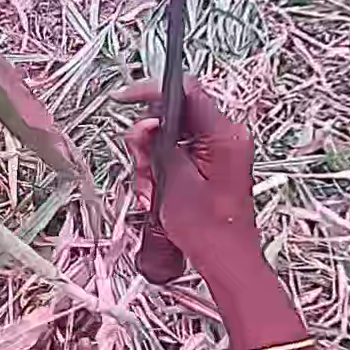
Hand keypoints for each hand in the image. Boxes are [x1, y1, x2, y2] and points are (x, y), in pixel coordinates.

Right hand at [121, 80, 260, 281]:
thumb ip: (159, 146)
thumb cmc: (206, 228)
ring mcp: (217, 151)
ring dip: (150, 160)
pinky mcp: (209, 164)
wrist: (224, 258)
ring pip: (169, 138)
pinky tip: (155, 192)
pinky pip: (176, 154)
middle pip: (174, 117)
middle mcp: (224, 138)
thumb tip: (148, 123)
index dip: (152, 91)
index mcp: (223, 136)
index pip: (187, 93)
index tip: (125, 97)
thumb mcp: (173, 181)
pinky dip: (159, 170)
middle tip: (141, 164)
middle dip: (147, 140)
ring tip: (150, 188)